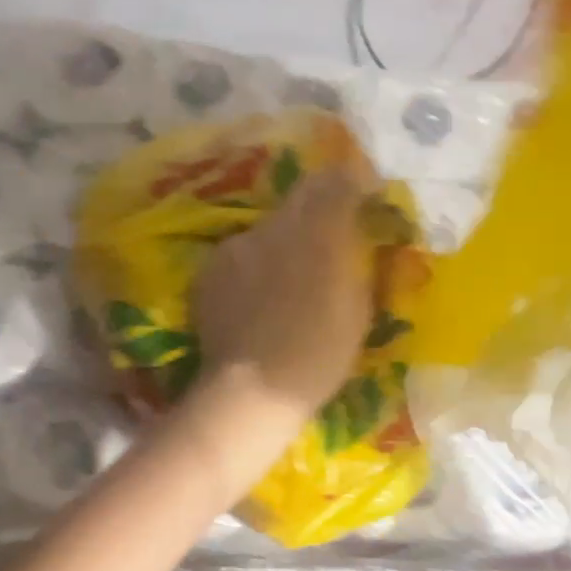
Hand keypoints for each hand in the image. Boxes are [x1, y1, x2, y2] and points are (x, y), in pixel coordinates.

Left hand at [188, 161, 378, 419]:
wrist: (251, 391)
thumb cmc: (318, 356)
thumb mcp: (357, 310)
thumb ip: (356, 262)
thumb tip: (354, 236)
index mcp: (321, 231)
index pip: (339, 179)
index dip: (351, 184)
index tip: (361, 199)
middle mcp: (275, 225)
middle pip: (300, 198)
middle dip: (316, 212)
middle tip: (325, 243)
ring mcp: (237, 245)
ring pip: (266, 230)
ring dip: (279, 245)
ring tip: (285, 283)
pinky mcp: (209, 270)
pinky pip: (238, 256)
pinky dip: (251, 269)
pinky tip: (254, 301)